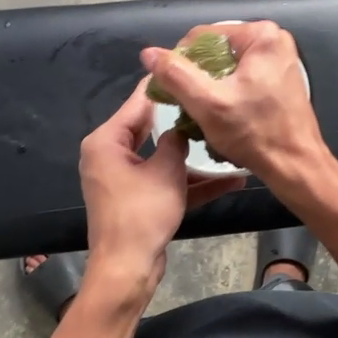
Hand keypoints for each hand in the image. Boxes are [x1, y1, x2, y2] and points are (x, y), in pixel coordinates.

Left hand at [80, 78, 244, 294]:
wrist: (128, 268)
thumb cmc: (141, 214)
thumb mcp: (166, 171)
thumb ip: (176, 142)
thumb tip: (183, 126)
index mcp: (107, 141)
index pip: (139, 103)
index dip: (167, 87)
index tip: (191, 69)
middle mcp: (111, 155)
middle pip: (152, 129)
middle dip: (185, 122)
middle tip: (215, 102)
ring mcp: (125, 180)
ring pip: (163, 159)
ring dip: (194, 158)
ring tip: (227, 141)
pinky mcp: (140, 202)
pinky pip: (167, 183)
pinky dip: (191, 184)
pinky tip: (231, 180)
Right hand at [140, 22, 334, 190]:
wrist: (295, 166)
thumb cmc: (255, 134)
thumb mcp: (208, 104)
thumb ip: (176, 75)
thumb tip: (149, 53)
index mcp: (262, 35)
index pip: (203, 36)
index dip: (182, 62)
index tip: (175, 91)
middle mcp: (274, 41)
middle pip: (216, 52)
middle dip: (198, 77)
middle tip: (189, 105)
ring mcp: (279, 62)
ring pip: (227, 68)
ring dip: (211, 89)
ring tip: (203, 113)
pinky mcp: (279, 82)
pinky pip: (242, 80)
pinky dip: (227, 95)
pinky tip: (221, 117)